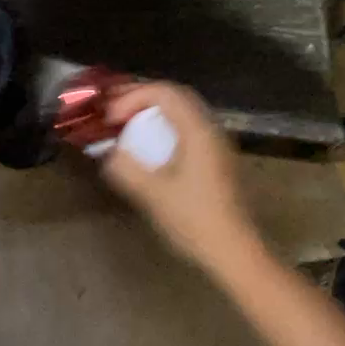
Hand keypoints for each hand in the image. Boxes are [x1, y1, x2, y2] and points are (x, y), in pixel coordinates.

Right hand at [98, 81, 265, 273]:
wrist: (235, 253)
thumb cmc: (195, 220)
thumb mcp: (153, 194)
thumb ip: (126, 168)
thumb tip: (108, 153)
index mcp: (198, 130)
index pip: (164, 93)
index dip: (132, 97)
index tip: (111, 118)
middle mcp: (211, 129)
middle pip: (176, 96)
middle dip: (143, 98)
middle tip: (116, 111)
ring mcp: (218, 145)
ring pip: (184, 112)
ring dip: (155, 112)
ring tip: (129, 125)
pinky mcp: (218, 160)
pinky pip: (189, 129)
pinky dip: (166, 127)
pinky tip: (151, 148)